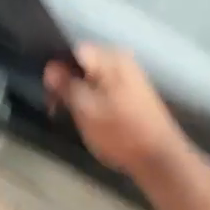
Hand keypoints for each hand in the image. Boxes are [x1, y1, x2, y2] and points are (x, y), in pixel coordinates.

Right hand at [44, 44, 194, 180]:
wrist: (160, 159)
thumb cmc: (120, 133)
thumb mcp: (85, 110)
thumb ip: (66, 85)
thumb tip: (50, 67)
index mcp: (110, 58)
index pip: (73, 50)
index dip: (56, 68)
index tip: (49, 91)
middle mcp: (122, 59)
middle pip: (84, 62)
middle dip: (68, 81)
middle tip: (56, 106)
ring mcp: (131, 75)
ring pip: (94, 75)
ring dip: (80, 91)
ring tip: (72, 114)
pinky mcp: (135, 91)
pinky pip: (106, 85)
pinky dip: (95, 97)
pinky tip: (91, 116)